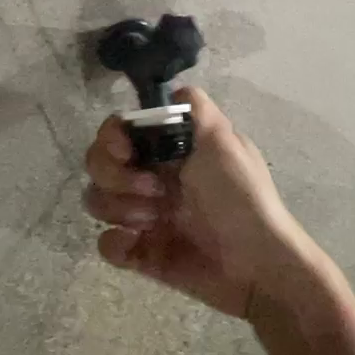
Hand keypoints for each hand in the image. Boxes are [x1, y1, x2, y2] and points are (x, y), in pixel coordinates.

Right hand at [83, 87, 327, 319]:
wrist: (257, 263)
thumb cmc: (242, 198)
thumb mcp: (225, 143)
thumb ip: (198, 111)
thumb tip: (175, 90)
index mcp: (168, 151)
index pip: (118, 132)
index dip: (111, 138)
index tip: (126, 151)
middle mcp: (151, 178)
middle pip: (98, 164)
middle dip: (116, 175)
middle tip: (156, 190)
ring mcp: (144, 216)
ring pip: (97, 200)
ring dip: (120, 207)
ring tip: (155, 220)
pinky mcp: (142, 252)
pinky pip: (105, 244)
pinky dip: (115, 243)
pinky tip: (138, 244)